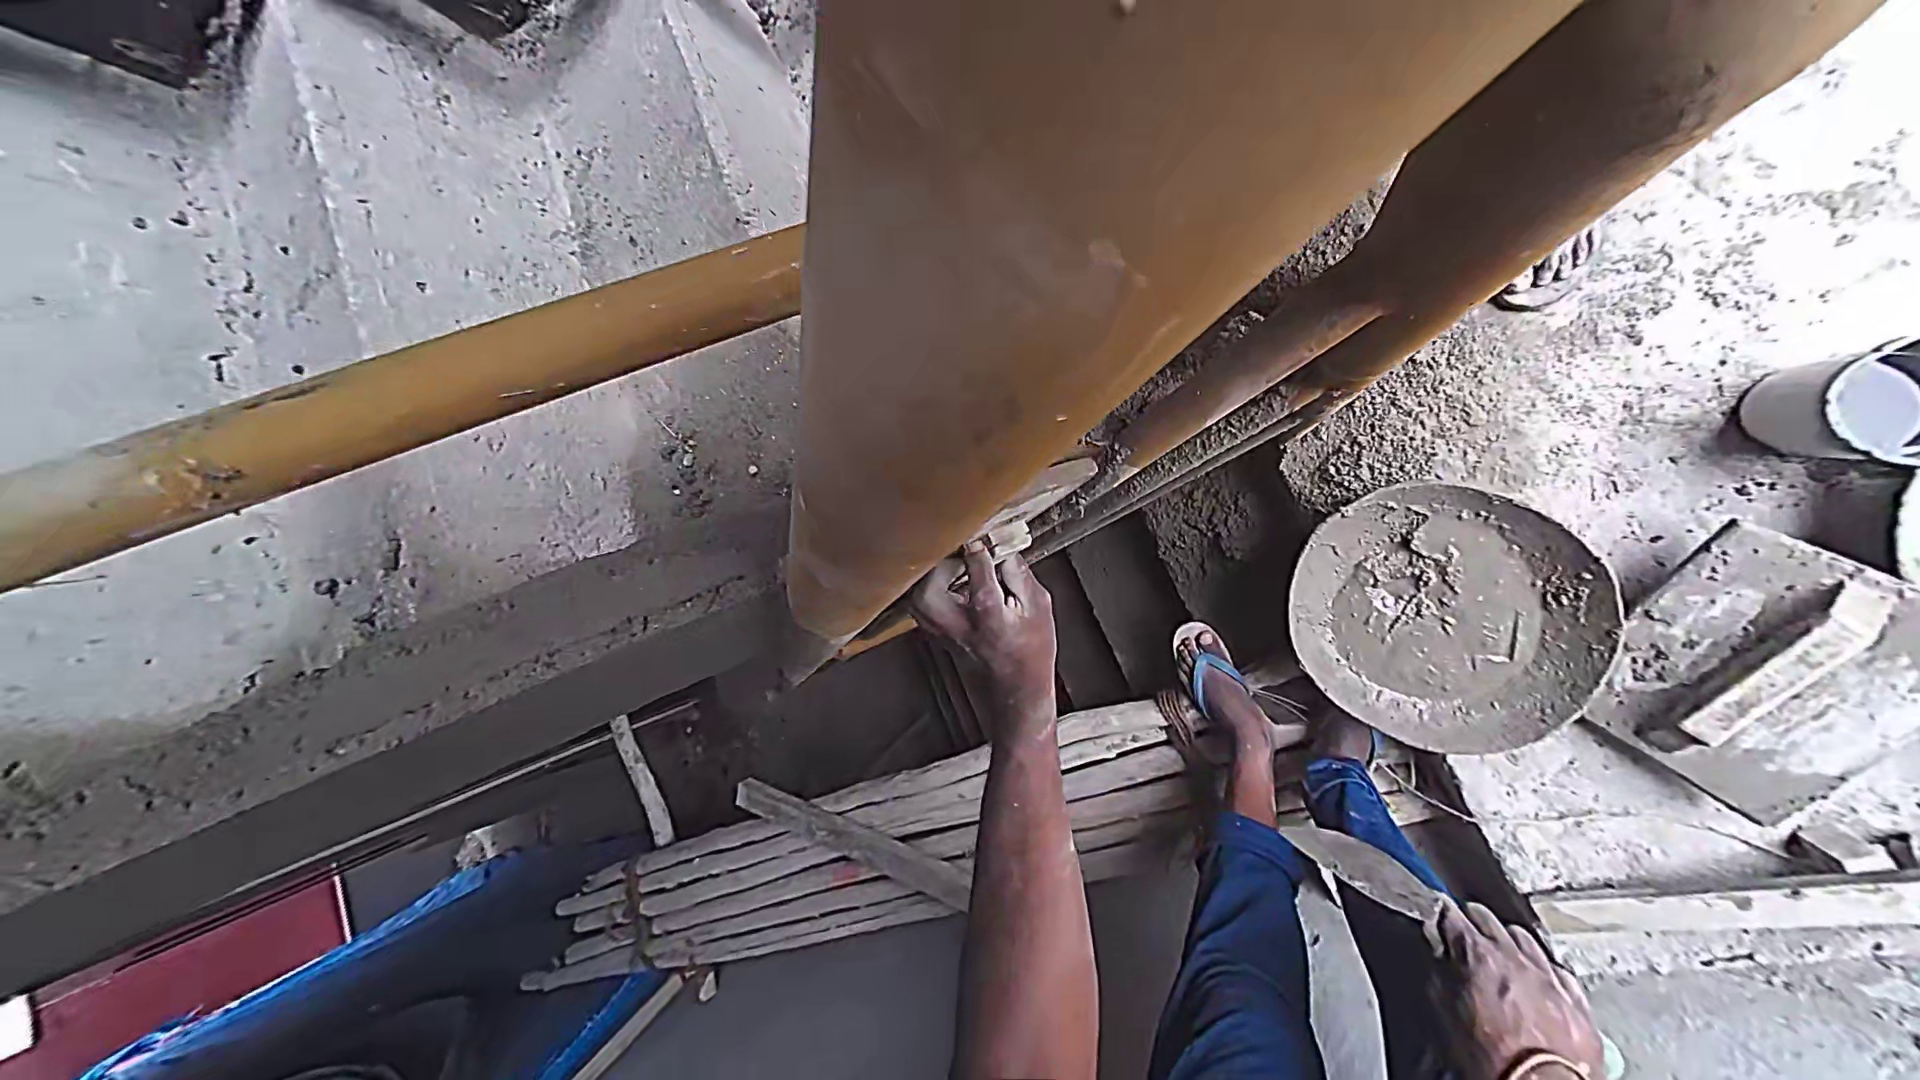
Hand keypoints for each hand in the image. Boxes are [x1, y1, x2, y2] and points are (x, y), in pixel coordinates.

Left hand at [911, 542, 1055, 734]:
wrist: (1014, 692)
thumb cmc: (1031, 652)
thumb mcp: (1039, 606)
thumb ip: (1018, 572)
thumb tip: (1002, 545)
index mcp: (986, 611)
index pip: (975, 561)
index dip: (980, 540)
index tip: (987, 531)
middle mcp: (956, 620)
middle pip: (932, 576)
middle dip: (948, 556)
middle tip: (967, 549)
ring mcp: (939, 628)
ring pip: (920, 587)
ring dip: (937, 571)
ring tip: (960, 565)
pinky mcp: (930, 630)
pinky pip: (920, 597)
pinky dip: (932, 584)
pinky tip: (952, 580)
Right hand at [1425, 898, 1604, 1079]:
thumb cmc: (1489, 1055)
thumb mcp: (1443, 1006)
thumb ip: (1437, 967)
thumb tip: (1437, 946)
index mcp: (1475, 953)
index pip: (1449, 912)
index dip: (1438, 911)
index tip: (1434, 915)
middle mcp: (1512, 955)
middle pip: (1487, 917)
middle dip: (1471, 921)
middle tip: (1463, 934)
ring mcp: (1548, 977)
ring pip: (1523, 938)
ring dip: (1507, 940)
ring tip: (1500, 954)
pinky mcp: (1577, 1002)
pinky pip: (1557, 969)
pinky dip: (1543, 968)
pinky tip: (1536, 980)